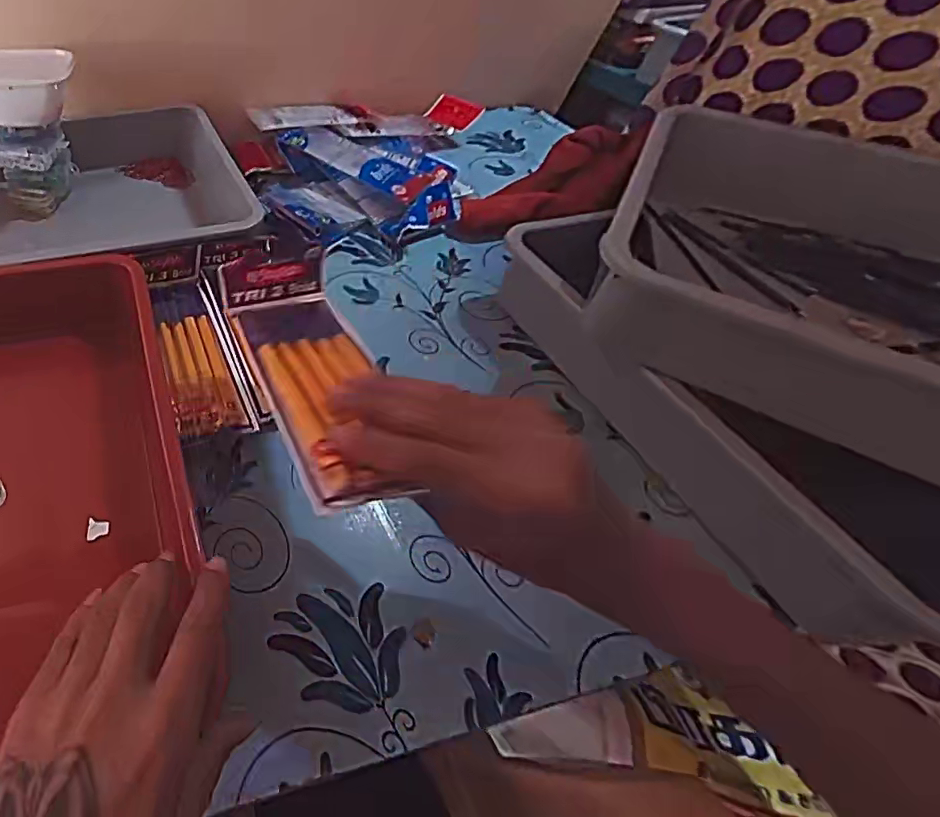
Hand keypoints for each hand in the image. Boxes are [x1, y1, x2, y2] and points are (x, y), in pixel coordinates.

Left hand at [0, 555, 253, 816]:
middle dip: (160, 576)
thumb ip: (208, 759)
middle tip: (169, 563)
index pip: (195, 638)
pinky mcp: (34, 701)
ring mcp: (70, 694)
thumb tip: (237, 725)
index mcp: (161, 729)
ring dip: (124, 585)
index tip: (214, 571)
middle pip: (144, 609)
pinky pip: (64, 638)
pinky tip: (95, 599)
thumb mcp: (177, 811)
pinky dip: (84, 612)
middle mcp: (117, 699)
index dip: (209, 595)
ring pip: (103, 614)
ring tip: (138, 572)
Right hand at [328, 376, 638, 593]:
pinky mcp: (529, 406)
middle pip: (434, 414)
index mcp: (511, 492)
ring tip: (351, 383)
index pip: (428, 458)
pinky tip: (390, 387)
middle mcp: (522, 446)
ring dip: (391, 387)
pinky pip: (463, 396)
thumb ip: (422, 490)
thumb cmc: (535, 557)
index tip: (333, 436)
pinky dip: (420, 391)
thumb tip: (367, 459)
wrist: (607, 544)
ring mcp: (530, 420)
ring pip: (445, 395)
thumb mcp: (472, 534)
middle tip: (332, 397)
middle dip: (376, 403)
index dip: (375, 444)